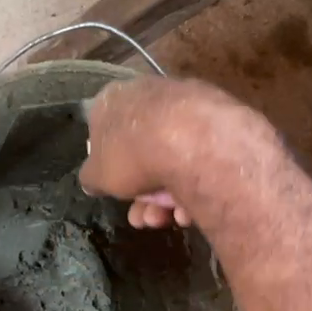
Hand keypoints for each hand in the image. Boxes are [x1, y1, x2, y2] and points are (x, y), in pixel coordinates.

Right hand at [80, 77, 271, 229]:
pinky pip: (198, 154)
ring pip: (170, 157)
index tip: (117, 190)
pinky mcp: (219, 115)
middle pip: (141, 150)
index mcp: (112, 98)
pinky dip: (193, 181)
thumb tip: (93, 179)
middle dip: (142, 192)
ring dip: (166, 196)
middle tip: (144, 216)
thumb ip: (92, 176)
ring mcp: (186, 101)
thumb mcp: (96, 175)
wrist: (192, 141)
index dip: (109, 167)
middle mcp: (148, 92)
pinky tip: (191, 207)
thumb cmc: (131, 154)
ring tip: (167, 218)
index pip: (103, 132)